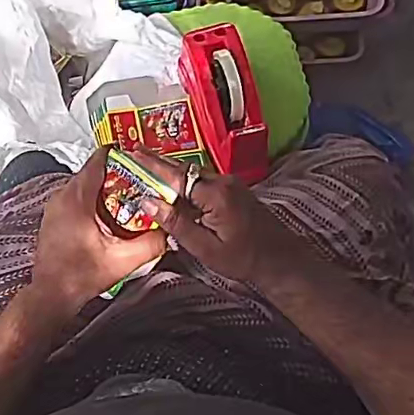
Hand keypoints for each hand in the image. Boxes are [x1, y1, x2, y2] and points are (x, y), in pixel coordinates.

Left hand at [27, 150, 168, 316]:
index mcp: (76, 198)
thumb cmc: (80, 276)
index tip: (140, 159)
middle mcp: (62, 196)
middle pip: (95, 172)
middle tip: (143, 184)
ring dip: (108, 189)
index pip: (99, 160)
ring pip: (86, 185)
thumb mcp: (123, 260)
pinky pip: (77, 197)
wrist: (52, 294)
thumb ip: (151, 243)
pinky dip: (95, 201)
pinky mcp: (55, 216)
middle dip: (120, 175)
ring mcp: (55, 205)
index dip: (121, 155)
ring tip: (131, 201)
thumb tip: (170, 230)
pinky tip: (111, 217)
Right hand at [134, 154, 303, 284]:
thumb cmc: (243, 259)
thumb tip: (147, 202)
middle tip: (134, 154)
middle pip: (183, 169)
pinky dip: (184, 181)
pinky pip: (203, 181)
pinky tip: (172, 186)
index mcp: (216, 194)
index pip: (175, 176)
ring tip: (147, 167)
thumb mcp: (204, 247)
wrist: (281, 260)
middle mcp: (223, 182)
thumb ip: (175, 222)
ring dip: (170, 172)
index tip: (133, 154)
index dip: (152, 165)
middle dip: (158, 162)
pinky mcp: (233, 190)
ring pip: (193, 174)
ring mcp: (230, 184)